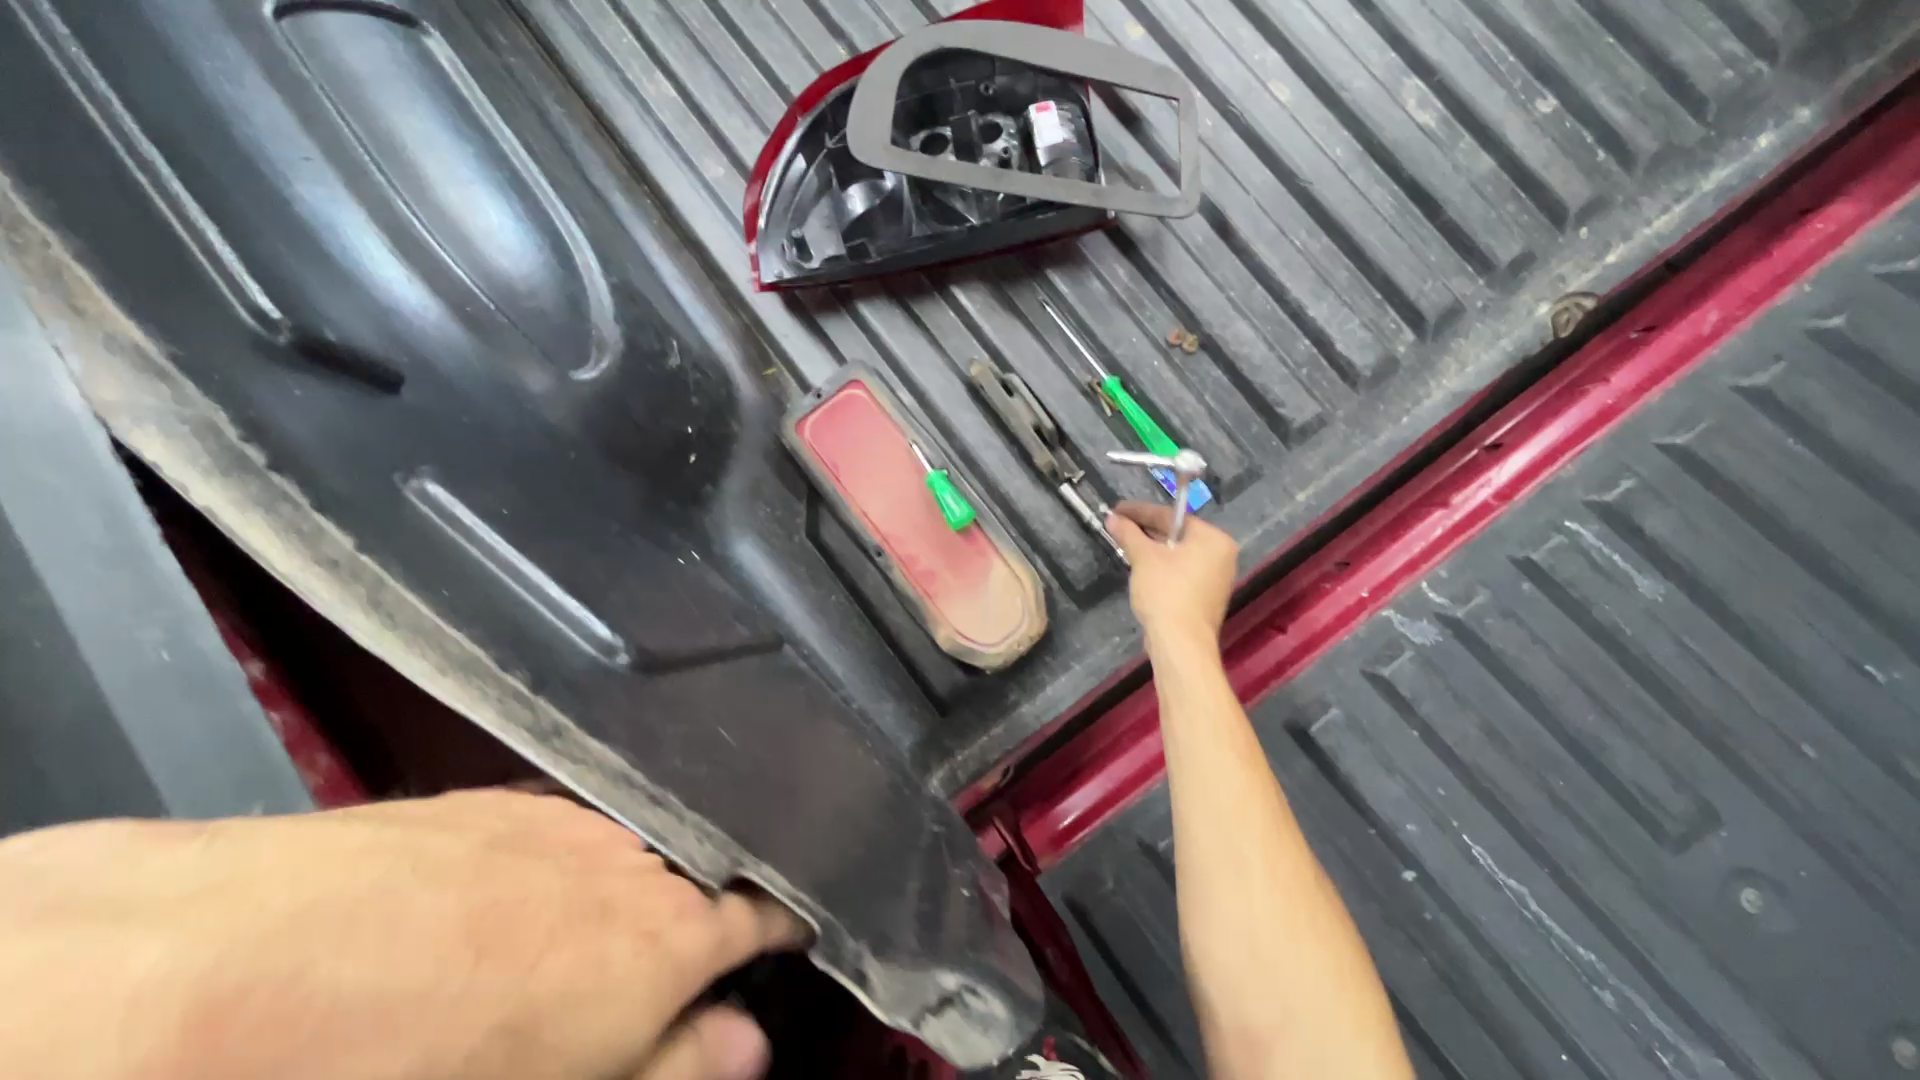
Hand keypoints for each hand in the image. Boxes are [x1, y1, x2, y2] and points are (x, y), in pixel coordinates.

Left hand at [0, 790, 806, 1079]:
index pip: (763, 914)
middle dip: (693, 915)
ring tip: (565, 942)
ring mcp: (564, 820)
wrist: (243, 970)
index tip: (787, 936)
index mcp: (673, 935)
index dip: (781, 927)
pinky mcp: (492, 798)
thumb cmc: (429, 1066)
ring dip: (619, 888)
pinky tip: (494, 904)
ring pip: (625, 850)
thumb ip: (680, 1063)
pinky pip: (556, 829)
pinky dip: (555, 863)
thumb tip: (751, 1041)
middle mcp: (635, 860)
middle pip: (695, 879)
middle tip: (650, 973)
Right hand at [1107, 500, 1239, 645]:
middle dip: (1146, 532)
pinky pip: (1182, 572)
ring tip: (1126, 546)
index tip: (1117, 510)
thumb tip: (1112, 518)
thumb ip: (1128, 534)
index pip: (1172, 516)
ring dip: (1153, 550)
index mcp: (1213, 538)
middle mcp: (1221, 554)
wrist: (1181, 642)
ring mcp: (1217, 578)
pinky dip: (1163, 568)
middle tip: (1119, 528)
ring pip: (1179, 555)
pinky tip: (1143, 569)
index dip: (1140, 512)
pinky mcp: (1207, 597)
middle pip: (1177, 535)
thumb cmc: (1166, 592)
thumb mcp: (1143, 558)